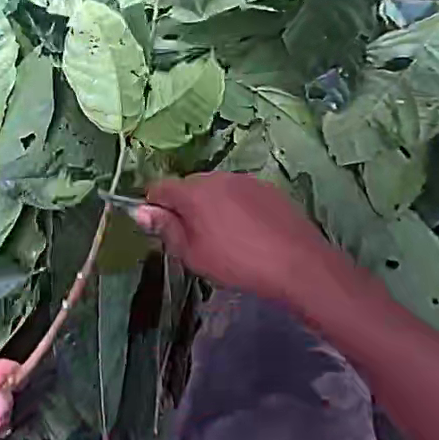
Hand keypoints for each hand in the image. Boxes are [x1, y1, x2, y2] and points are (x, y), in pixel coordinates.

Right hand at [134, 173, 349, 306]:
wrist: (297, 263)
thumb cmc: (237, 263)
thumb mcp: (193, 255)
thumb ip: (166, 229)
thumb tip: (141, 210)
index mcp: (192, 191)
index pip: (159, 187)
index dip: (154, 207)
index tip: (161, 229)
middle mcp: (215, 176)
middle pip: (188, 186)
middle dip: (184, 206)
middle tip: (195, 239)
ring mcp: (243, 179)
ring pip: (215, 188)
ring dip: (211, 205)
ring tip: (226, 238)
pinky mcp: (266, 187)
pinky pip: (239, 192)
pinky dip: (236, 206)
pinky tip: (249, 232)